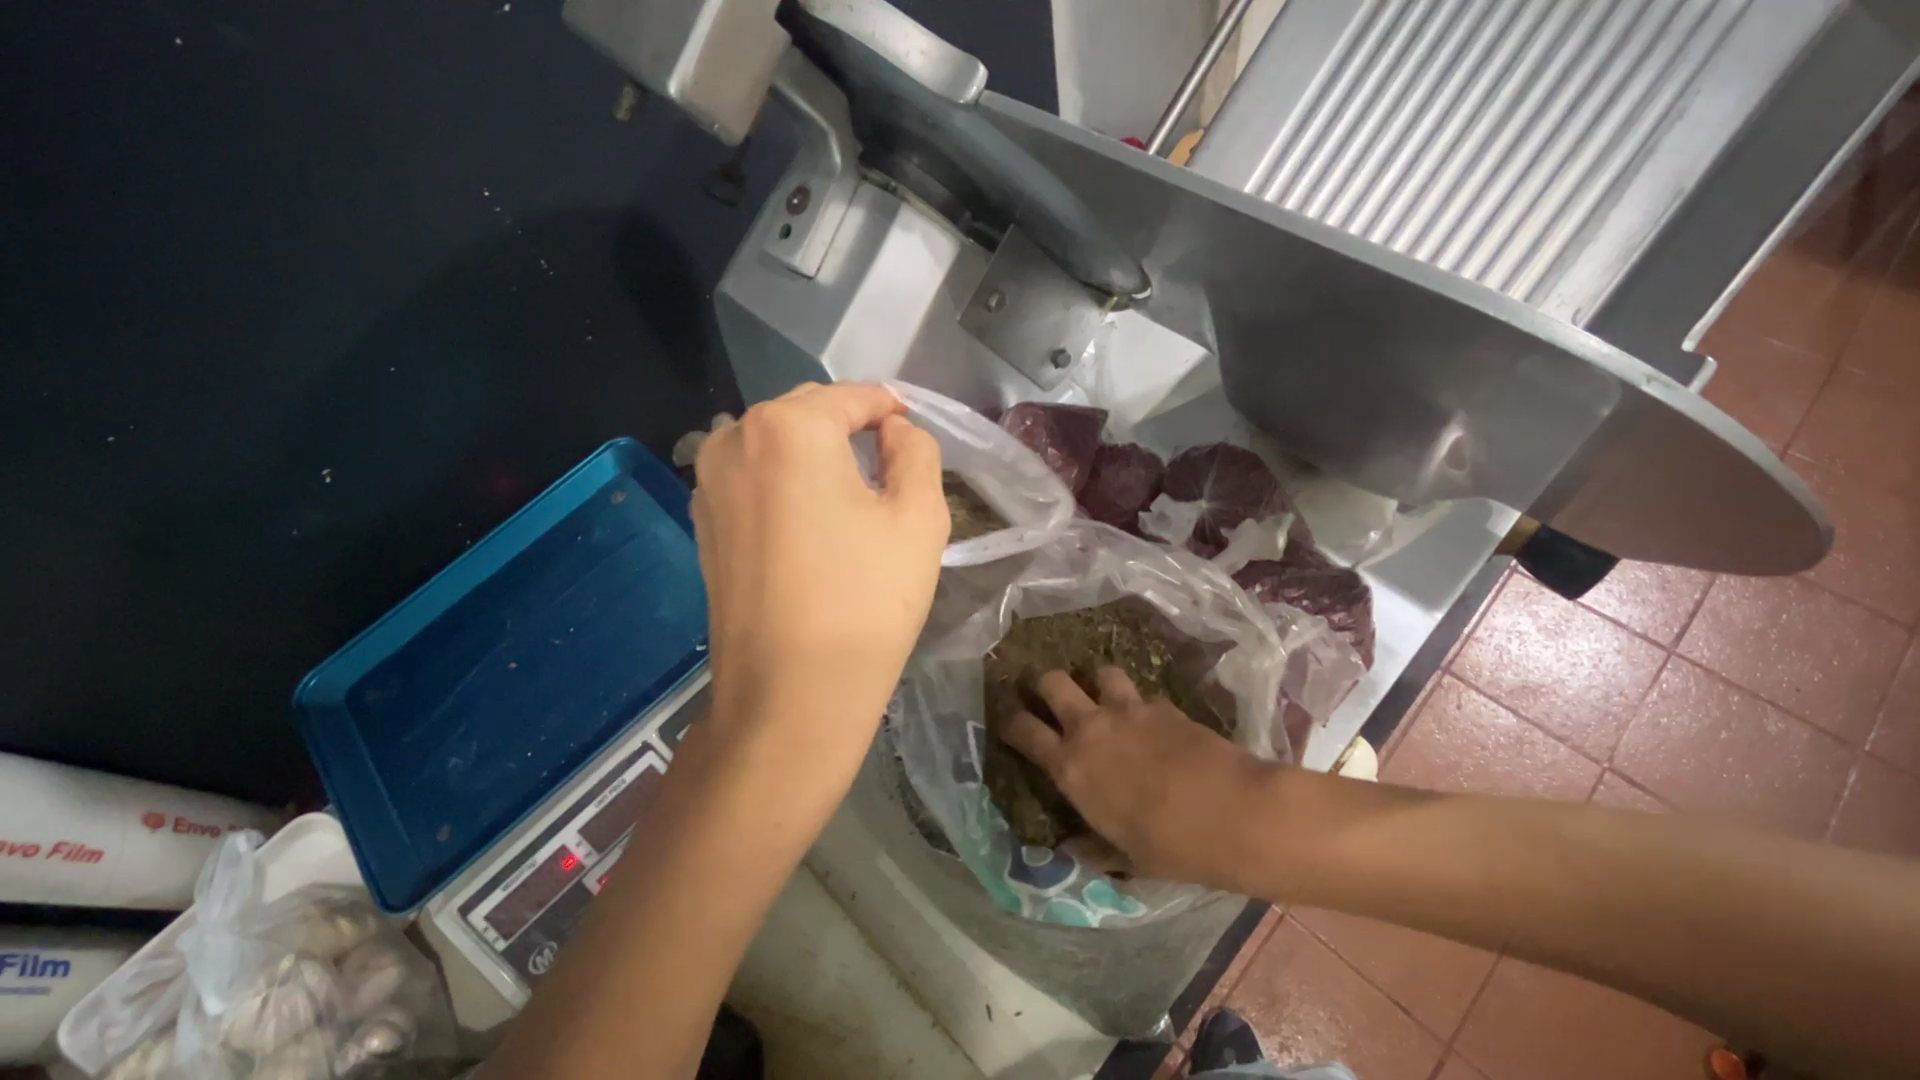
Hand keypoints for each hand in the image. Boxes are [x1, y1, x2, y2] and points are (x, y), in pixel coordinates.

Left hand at [693, 382, 948, 735]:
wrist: (790, 695)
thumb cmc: (865, 601)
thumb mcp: (919, 517)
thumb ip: (915, 450)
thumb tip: (893, 431)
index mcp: (788, 427)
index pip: (853, 396)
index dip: (891, 409)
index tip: (914, 431)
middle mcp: (733, 439)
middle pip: (807, 413)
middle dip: (850, 429)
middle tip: (890, 467)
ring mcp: (708, 483)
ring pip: (775, 446)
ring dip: (814, 456)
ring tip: (852, 497)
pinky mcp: (702, 524)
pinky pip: (752, 481)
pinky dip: (785, 485)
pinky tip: (811, 525)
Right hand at [999, 668, 1270, 887]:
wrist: (1232, 814)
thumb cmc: (1170, 846)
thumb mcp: (1124, 857)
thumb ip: (1092, 847)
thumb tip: (1071, 849)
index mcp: (1070, 767)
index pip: (1022, 730)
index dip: (1009, 720)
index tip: (1007, 719)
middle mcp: (1090, 728)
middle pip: (1052, 682)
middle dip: (1046, 684)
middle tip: (1051, 697)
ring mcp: (1129, 711)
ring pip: (1100, 672)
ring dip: (1098, 683)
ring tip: (1106, 698)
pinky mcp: (1165, 706)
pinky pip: (1143, 694)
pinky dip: (1141, 704)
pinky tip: (1153, 721)